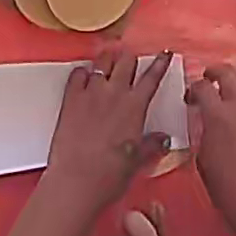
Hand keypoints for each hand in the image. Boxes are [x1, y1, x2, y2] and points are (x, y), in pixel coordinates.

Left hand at [44, 49, 172, 211]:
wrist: (76, 182)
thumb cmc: (110, 175)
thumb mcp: (136, 161)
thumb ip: (151, 145)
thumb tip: (165, 139)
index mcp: (135, 106)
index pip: (152, 77)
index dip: (160, 63)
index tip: (165, 53)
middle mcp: (115, 92)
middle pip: (126, 61)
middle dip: (129, 58)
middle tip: (129, 61)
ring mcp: (91, 92)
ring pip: (103, 61)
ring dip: (108, 59)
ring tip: (109, 58)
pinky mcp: (71, 97)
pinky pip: (78, 73)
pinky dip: (82, 72)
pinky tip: (83, 77)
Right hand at [187, 65, 235, 232]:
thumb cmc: (227, 190)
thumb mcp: (203, 160)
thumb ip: (203, 133)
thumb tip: (204, 121)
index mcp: (218, 115)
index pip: (202, 87)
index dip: (193, 88)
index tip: (191, 96)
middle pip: (227, 73)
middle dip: (214, 71)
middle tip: (208, 78)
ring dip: (235, 81)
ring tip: (229, 91)